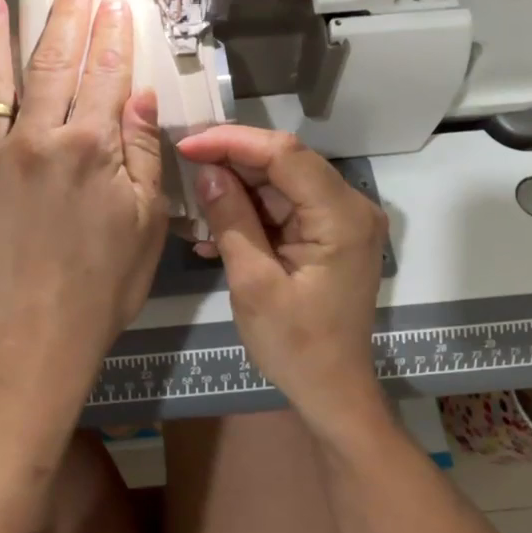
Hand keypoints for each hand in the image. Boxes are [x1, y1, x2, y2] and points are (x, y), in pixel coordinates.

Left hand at [0, 0, 166, 378]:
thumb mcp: (145, 220)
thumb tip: (140, 95)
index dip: (110, 36)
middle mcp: (37, 140)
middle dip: (62, 20)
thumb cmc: (105, 282)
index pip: (104, 75)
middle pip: (51, 66)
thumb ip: (142, 154)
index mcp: (89, 146)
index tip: (112, 3)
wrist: (40, 332)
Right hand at [177, 126, 388, 430]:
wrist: (331, 390)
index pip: (285, 154)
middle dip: (231, 160)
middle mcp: (350, 207)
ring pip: (281, 185)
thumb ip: (231, 220)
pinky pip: (285, 210)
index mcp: (341, 216)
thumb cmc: (295, 345)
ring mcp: (341, 222)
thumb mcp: (254, 283)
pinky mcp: (329, 237)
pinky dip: (250, 214)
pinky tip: (212, 229)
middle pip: (286, 163)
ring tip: (189, 197)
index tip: (186, 144)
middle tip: (180, 163)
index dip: (232, 142)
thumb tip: (206, 171)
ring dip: (236, 188)